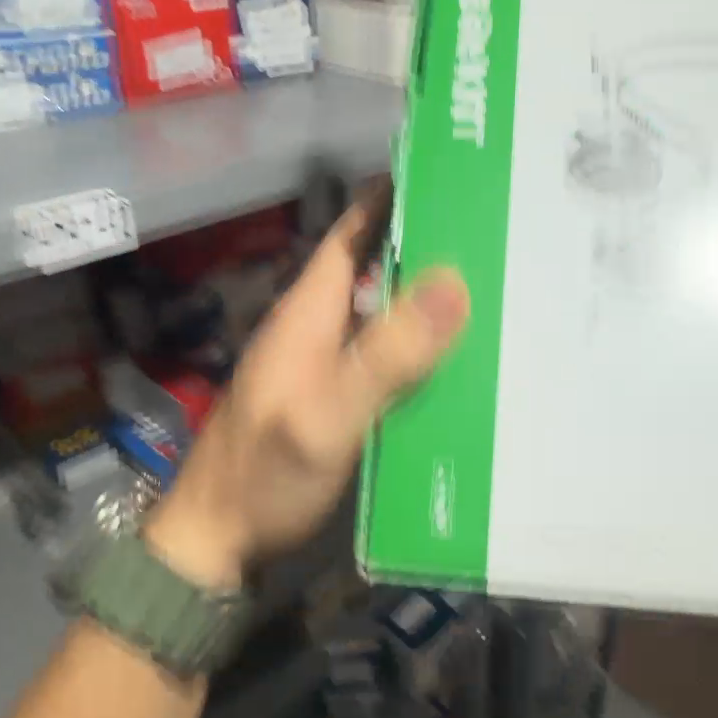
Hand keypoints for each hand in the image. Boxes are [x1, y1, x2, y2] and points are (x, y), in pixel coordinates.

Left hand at [144, 193, 469, 587]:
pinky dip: (421, 351)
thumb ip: (387, 354)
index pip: (352, 232)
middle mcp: (318, 329)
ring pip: (385, 316)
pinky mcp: (336, 401)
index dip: (393, 197)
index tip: (452, 175)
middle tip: (500, 235)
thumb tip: (454, 280)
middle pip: (376, 270)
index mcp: (309, 312)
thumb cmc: (265, 472)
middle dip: (429, 248)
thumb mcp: (329, 414)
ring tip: (499, 289)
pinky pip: (386, 360)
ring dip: (430, 302)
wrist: (217, 542)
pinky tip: (465, 360)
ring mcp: (326, 367)